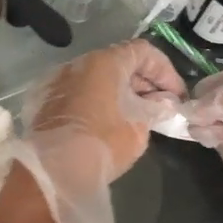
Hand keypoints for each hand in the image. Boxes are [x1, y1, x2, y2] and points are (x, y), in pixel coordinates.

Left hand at [13, 40, 186, 222]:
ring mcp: (58, 81)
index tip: (176, 96)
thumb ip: (155, 110)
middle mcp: (78, 63)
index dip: (165, 71)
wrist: (51, 171)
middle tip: (160, 107)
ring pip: (98, 78)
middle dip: (143, 82)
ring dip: (121, 92)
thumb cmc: (101, 144)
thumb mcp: (138, 128)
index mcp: (104, 62)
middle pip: (119, 63)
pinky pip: (81, 92)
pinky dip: (99, 101)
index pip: (143, 52)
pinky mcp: (46, 101)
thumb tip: (163, 103)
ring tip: (138, 116)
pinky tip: (109, 122)